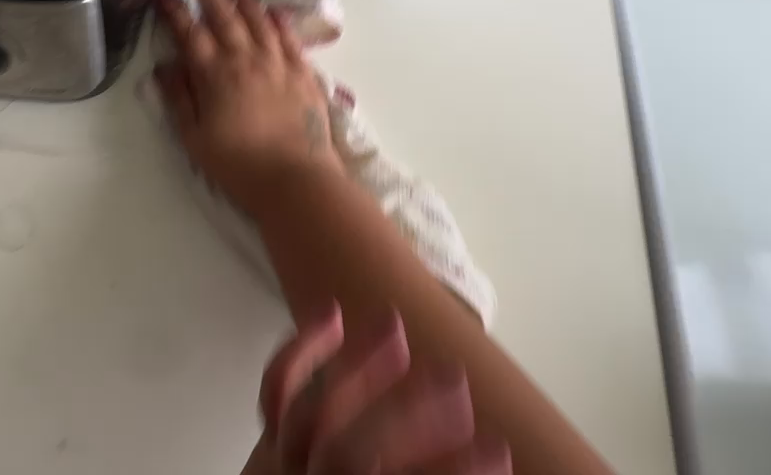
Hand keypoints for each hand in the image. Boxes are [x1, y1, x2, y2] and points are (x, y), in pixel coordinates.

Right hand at [154, 0, 340, 215]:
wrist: (296, 180)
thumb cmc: (239, 165)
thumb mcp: (194, 139)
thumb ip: (178, 99)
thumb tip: (164, 67)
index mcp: (214, 75)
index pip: (189, 34)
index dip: (174, 11)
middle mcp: (245, 60)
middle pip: (225, 18)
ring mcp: (278, 64)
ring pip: (259, 21)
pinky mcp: (304, 74)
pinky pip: (290, 39)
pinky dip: (280, 22)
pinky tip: (275, 11)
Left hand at [244, 305, 510, 474]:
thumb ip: (439, 469)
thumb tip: (492, 450)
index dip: (457, 470)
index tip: (498, 444)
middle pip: (353, 454)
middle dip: (405, 412)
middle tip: (455, 376)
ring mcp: (286, 464)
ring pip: (311, 412)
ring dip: (357, 361)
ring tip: (393, 321)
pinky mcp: (272, 438)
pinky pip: (277, 390)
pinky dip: (302, 348)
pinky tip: (332, 311)